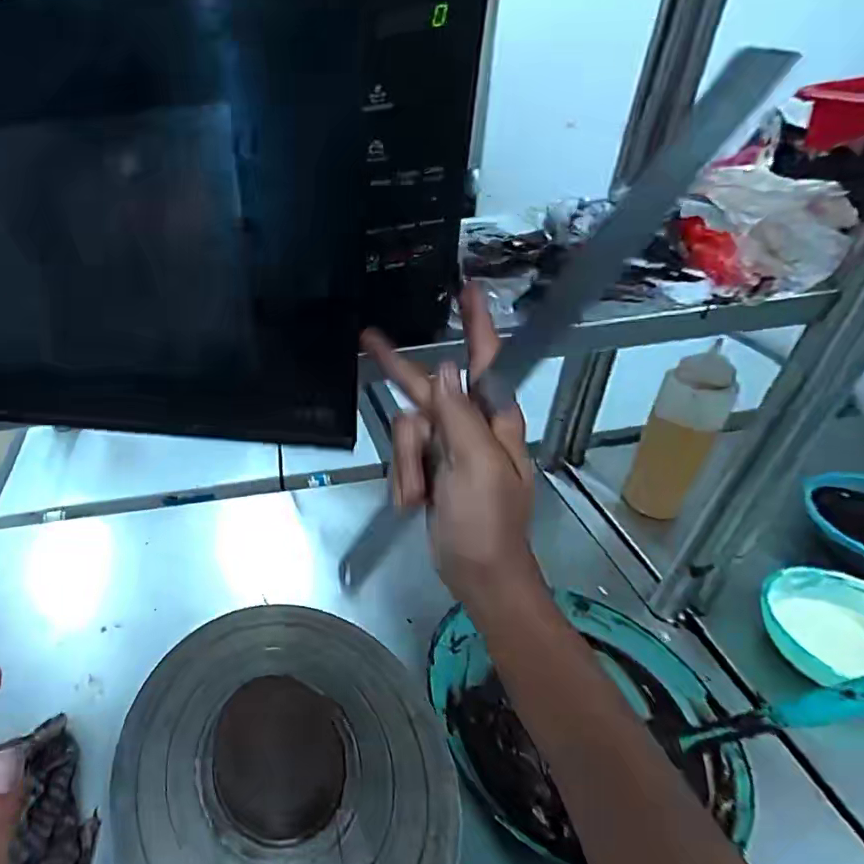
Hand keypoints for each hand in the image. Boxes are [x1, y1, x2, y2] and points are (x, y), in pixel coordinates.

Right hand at [362, 282, 540, 607]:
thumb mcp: (477, 465)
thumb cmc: (488, 522)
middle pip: (429, 391)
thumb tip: (446, 369)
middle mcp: (470, 427)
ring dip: (408, 464)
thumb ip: (460, 416)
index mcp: (495, 420)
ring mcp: (447, 449)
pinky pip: (403, 457)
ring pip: (408, 428)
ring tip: (421, 495)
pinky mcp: (428, 469)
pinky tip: (416, 502)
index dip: (478, 323)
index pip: (486, 360)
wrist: (477, 574)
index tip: (468, 289)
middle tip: (368, 340)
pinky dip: (404, 479)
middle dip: (401, 376)